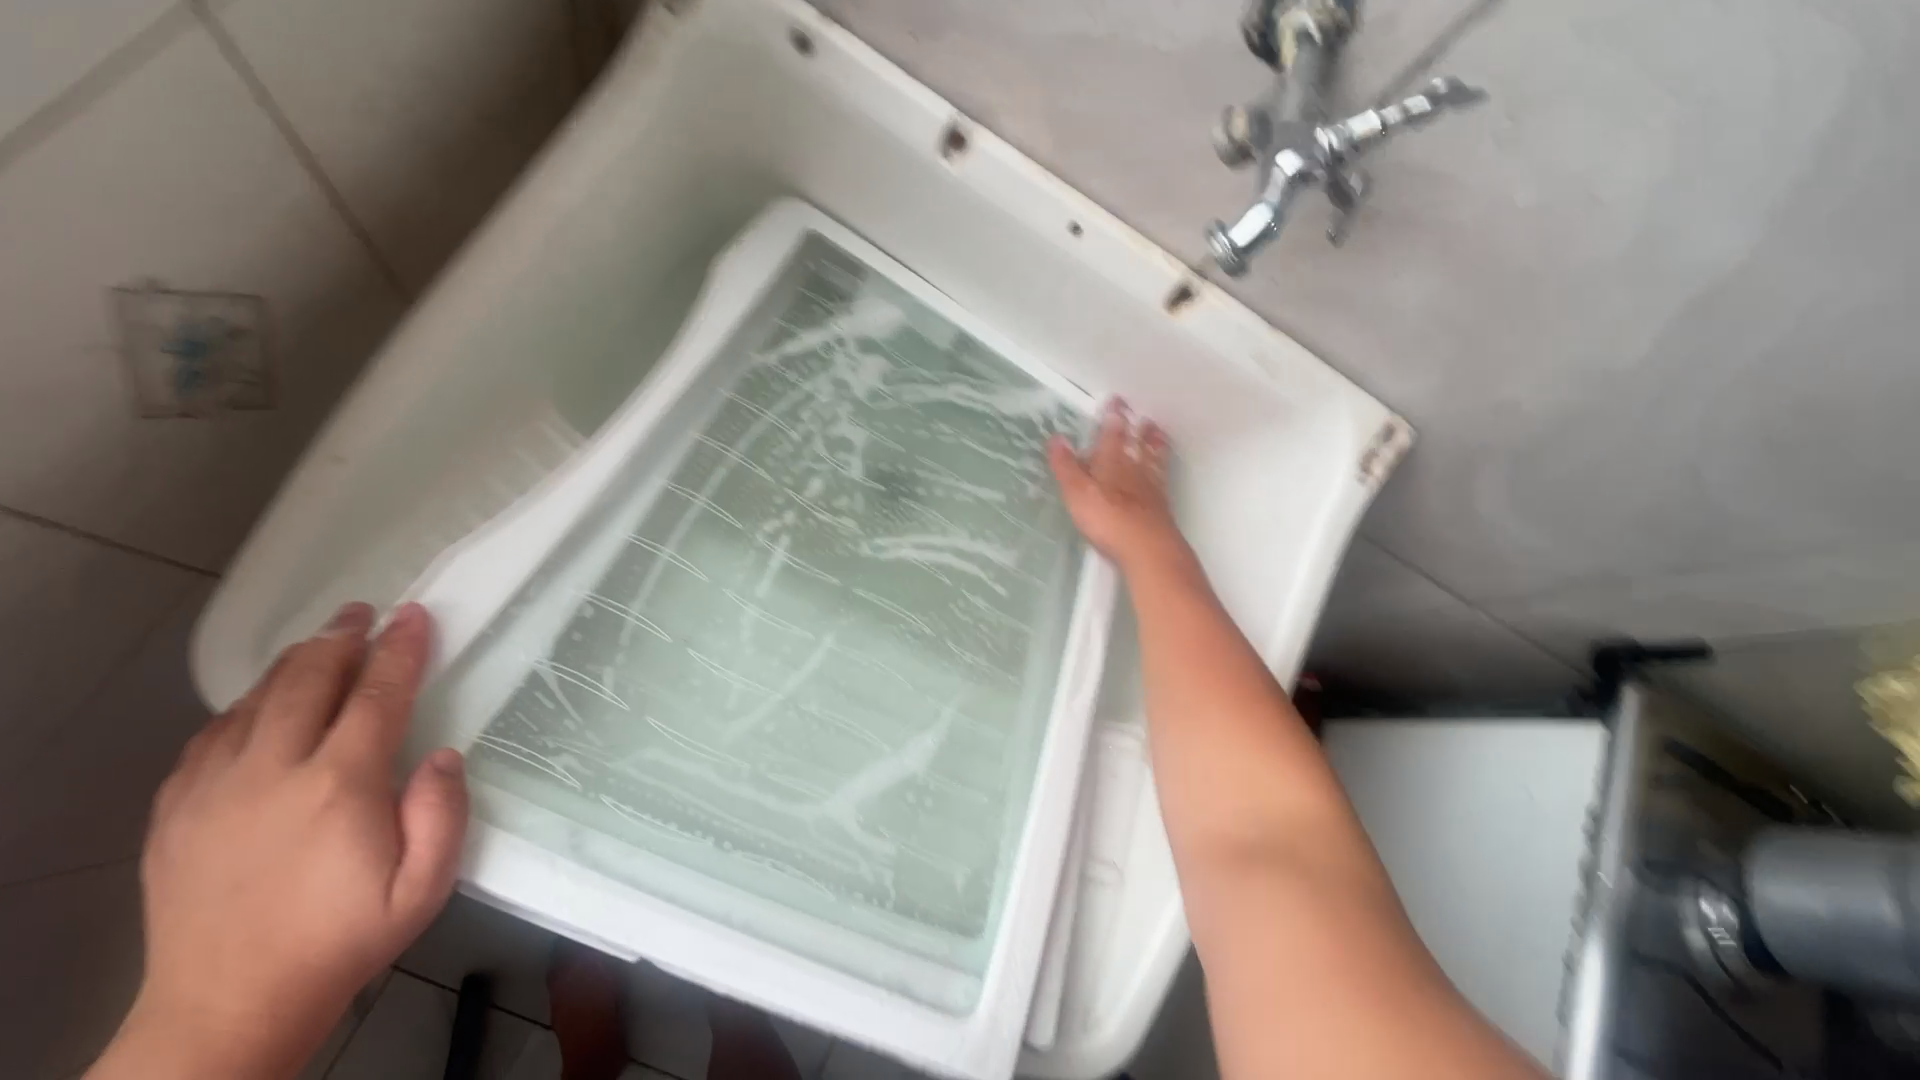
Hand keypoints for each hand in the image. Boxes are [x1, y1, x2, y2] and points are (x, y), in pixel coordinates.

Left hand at [92, 602, 468, 1079]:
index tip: (415, 616)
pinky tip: (261, 704)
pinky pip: (211, 736)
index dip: (400, 650)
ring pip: (255, 700)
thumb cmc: (343, 940)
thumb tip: (443, 753)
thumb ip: (443, 814)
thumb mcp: (424, 887)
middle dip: (341, 638)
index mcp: (340, 785)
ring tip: (320, 642)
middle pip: (308, 680)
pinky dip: (245, 706)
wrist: (230, 1003)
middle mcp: (272, 771)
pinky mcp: (176, 810)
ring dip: (294, 663)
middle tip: (363, 612)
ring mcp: (214, 788)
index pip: (377, 695)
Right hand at [1048, 398, 1193, 576]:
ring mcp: (1151, 487)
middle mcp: (1134, 469)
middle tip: (1142, 415)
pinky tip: (1162, 473)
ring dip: (1154, 445)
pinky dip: (1162, 470)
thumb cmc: (1107, 518)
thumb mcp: (1077, 492)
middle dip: (1137, 428)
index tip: (1116, 400)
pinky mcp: (1161, 507)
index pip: (1112, 433)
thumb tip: (1056, 438)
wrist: (1146, 547)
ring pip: (1153, 459)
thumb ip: (1067, 466)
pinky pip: (1162, 480)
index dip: (1113, 417)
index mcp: (1111, 461)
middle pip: (1136, 443)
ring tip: (1157, 433)